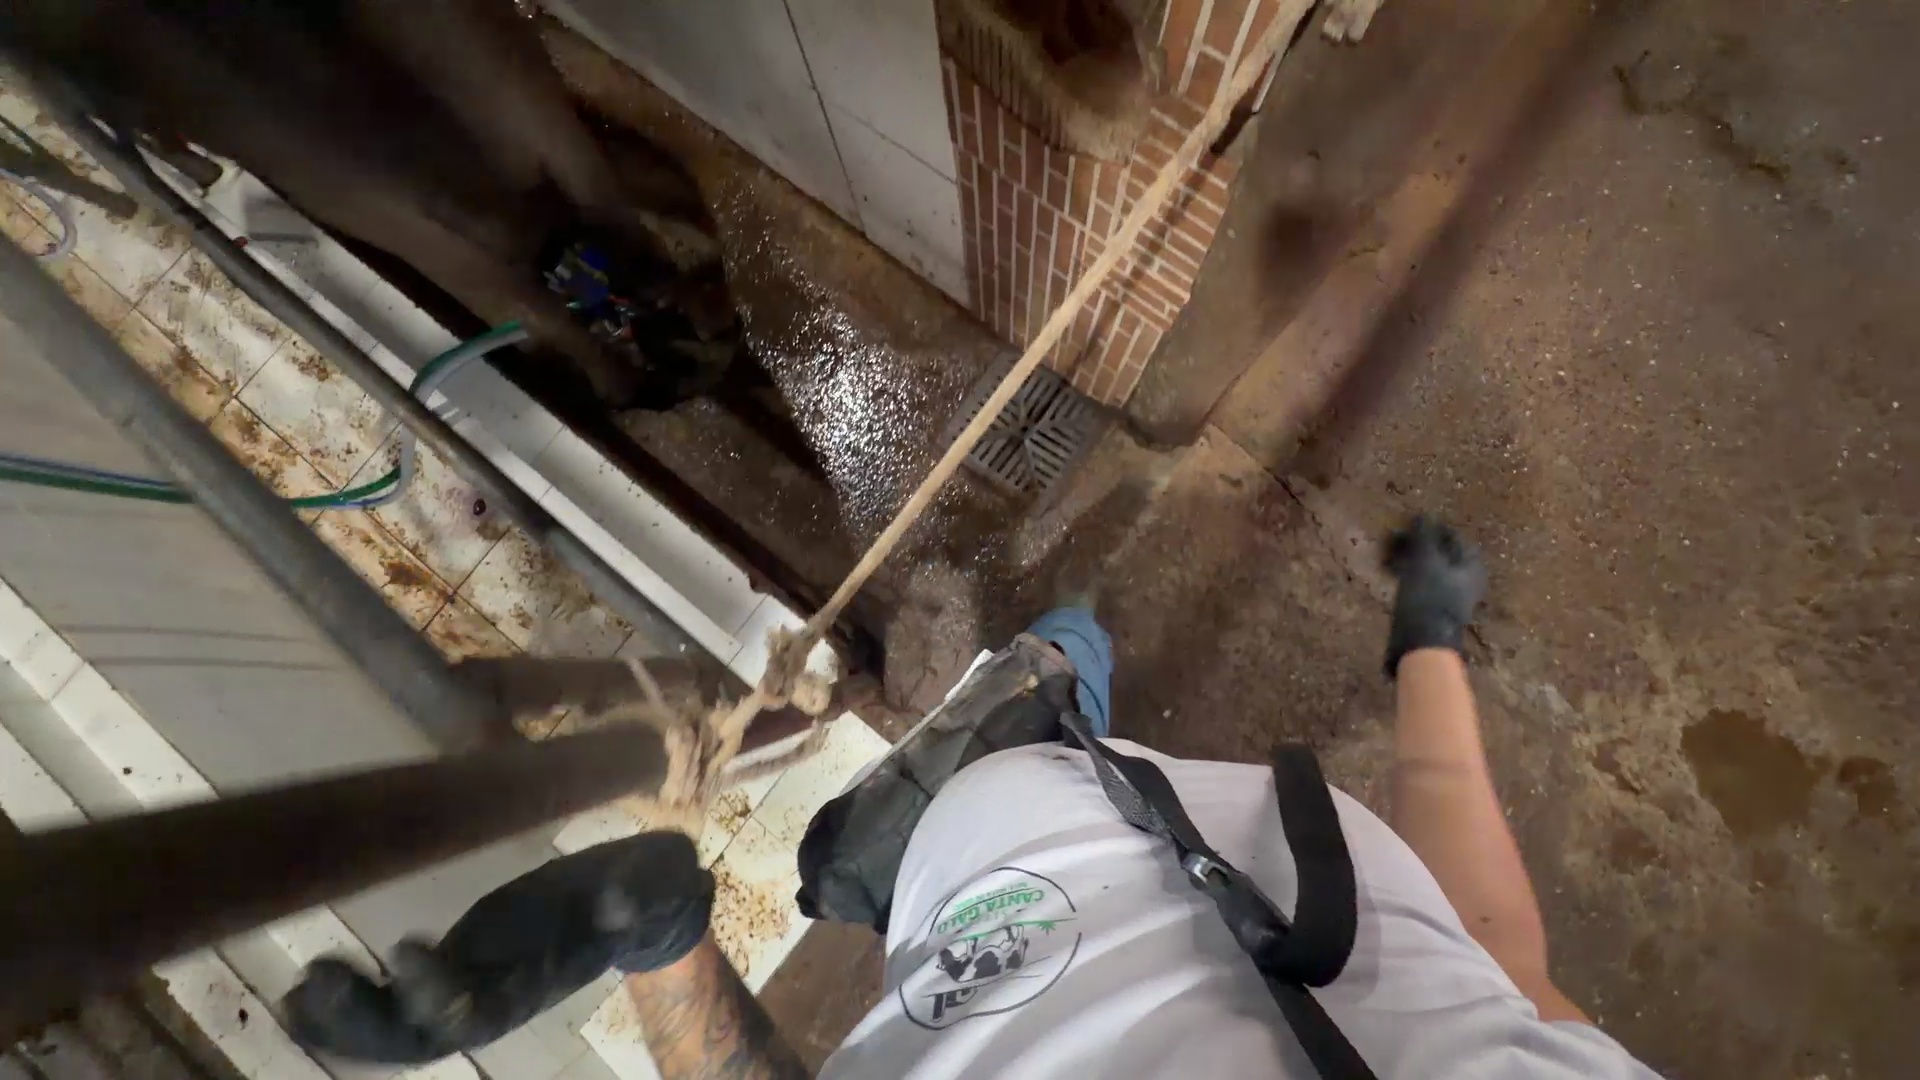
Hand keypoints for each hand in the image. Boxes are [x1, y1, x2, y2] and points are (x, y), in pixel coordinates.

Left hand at [284, 831, 713, 1063]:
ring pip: (399, 1027)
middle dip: (363, 1022)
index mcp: (540, 982)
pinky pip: (402, 995)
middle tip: (314, 983)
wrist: (646, 897)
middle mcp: (501, 994)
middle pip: (419, 1036)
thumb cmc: (653, 887)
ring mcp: (479, 979)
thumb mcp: (656, 882)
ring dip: (345, 1018)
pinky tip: (313, 986)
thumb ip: (639, 893)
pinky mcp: (467, 956)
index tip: (403, 946)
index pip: (475, 1010)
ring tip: (298, 990)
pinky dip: (356, 999)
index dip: (435, 991)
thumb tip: (614, 903)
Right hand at [1382, 515, 1485, 676]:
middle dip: (1419, 544)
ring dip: (1411, 559)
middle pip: (1443, 553)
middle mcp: (1466, 580)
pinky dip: (1408, 575)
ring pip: (1431, 569)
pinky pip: (1423, 583)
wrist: (1422, 640)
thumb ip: (1425, 536)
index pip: (1454, 537)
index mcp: (1471, 566)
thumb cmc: (1428, 595)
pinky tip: (1392, 574)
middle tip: (1396, 538)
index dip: (1432, 527)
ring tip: (1389, 555)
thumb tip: (1423, 515)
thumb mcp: (1425, 560)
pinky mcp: (1434, 608)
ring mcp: (1451, 596)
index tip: (1409, 522)